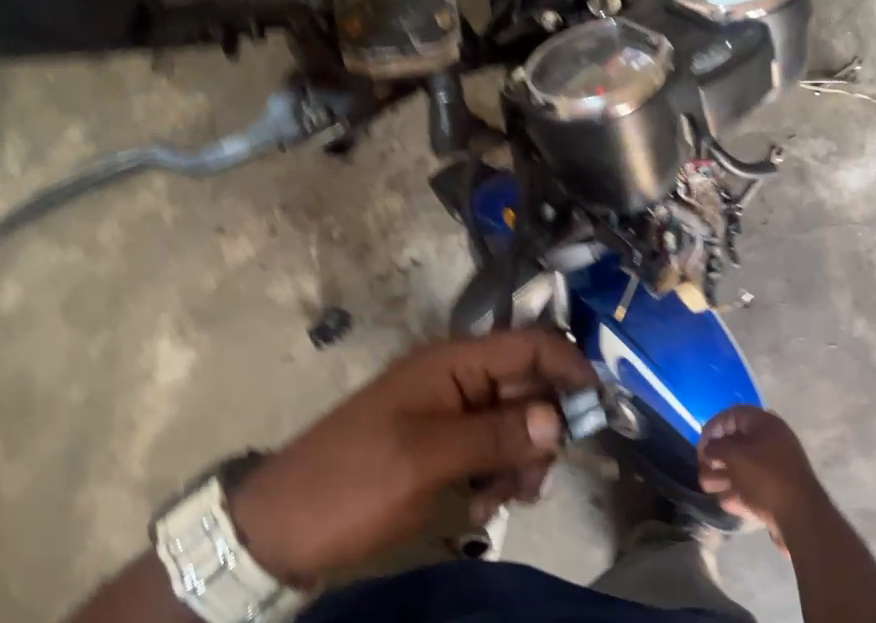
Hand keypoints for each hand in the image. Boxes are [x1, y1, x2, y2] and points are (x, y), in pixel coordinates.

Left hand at [227, 330, 596, 586]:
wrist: (278, 531)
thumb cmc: (351, 482)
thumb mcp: (424, 459)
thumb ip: (495, 434)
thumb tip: (559, 418)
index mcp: (452, 363)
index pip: (529, 344)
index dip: (568, 368)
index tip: (597, 410)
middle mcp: (457, 379)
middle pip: (528, 387)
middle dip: (542, 431)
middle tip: (533, 479)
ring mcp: (448, 414)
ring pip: (515, 424)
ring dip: (519, 461)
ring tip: (500, 500)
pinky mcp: (440, 447)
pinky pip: (491, 450)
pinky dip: (497, 476)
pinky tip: (480, 506)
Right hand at [697, 406, 829, 541]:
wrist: (800, 518)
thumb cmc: (766, 479)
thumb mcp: (735, 457)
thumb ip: (716, 447)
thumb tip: (709, 447)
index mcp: (765, 424)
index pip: (733, 415)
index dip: (713, 427)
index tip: (700, 447)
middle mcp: (771, 441)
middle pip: (735, 443)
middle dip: (715, 458)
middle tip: (703, 471)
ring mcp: (774, 468)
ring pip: (741, 467)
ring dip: (723, 477)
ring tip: (711, 489)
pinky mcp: (775, 491)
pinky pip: (751, 487)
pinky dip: (738, 493)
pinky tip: (730, 503)